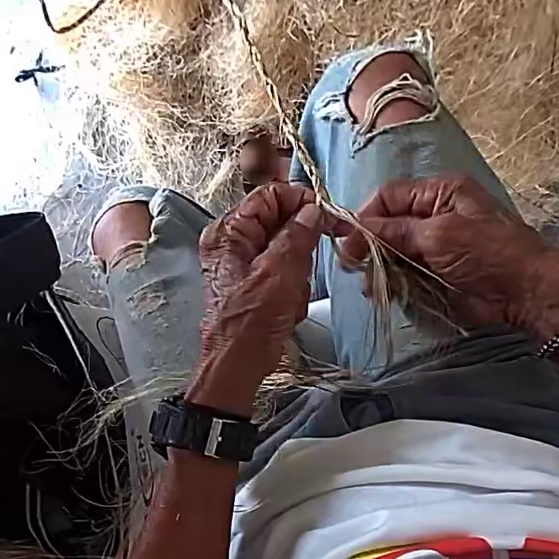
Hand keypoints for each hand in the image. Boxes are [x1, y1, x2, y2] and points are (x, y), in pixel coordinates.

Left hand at [192, 183, 323, 415]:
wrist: (238, 363)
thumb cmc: (250, 322)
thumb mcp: (279, 271)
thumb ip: (298, 234)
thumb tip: (313, 210)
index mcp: (229, 232)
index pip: (271, 195)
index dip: (303, 202)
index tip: (329, 216)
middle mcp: (232, 243)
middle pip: (283, 224)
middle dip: (301, 251)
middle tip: (302, 273)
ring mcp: (244, 264)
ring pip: (289, 251)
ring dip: (298, 276)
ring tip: (289, 298)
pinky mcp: (256, 284)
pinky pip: (286, 274)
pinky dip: (293, 290)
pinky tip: (286, 308)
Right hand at [336, 176, 558, 339]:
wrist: (524, 294)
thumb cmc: (489, 254)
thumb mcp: (439, 234)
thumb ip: (394, 231)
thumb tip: (355, 228)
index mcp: (439, 193)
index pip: (389, 196)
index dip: (365, 216)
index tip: (347, 240)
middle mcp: (432, 216)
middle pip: (385, 225)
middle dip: (367, 245)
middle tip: (352, 266)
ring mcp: (431, 247)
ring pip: (389, 252)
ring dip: (376, 268)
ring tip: (371, 285)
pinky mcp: (431, 275)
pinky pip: (400, 275)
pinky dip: (388, 283)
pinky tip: (382, 293)